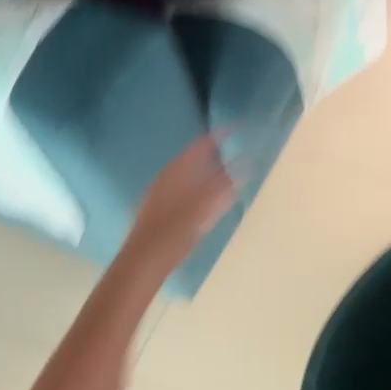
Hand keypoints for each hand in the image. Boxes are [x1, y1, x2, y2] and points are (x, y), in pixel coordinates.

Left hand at [128, 137, 236, 262]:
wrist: (144, 260)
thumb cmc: (177, 231)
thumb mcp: (208, 205)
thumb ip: (228, 182)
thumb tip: (247, 161)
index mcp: (179, 169)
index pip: (203, 143)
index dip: (221, 135)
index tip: (239, 129)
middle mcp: (168, 174)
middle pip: (195, 157)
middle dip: (216, 153)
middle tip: (238, 152)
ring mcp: (160, 191)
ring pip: (189, 172)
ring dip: (207, 170)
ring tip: (227, 175)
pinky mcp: (158, 207)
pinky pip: (183, 186)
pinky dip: (199, 185)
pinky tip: (207, 199)